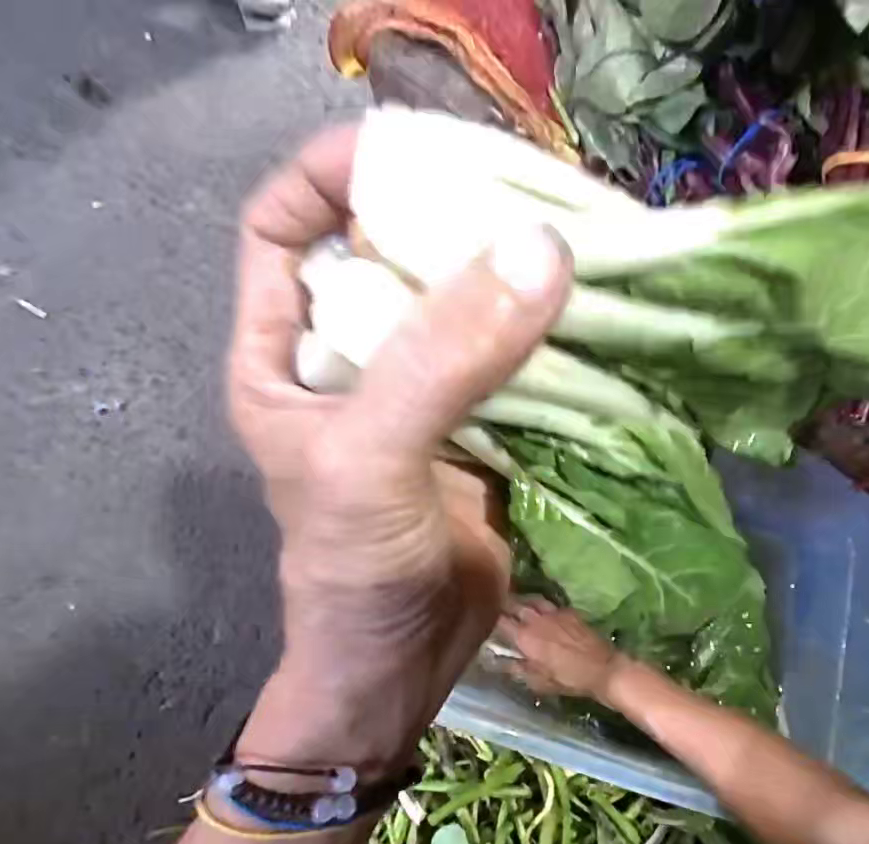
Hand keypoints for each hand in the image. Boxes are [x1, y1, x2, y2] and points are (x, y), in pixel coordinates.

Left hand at [224, 125, 571, 772]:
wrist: (402, 664)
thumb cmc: (354, 570)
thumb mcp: (373, 459)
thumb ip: (441, 361)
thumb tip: (537, 252)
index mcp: (284, 358)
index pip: (281, 230)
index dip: (328, 178)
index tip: (402, 153)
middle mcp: (348, 366)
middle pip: (388, 259)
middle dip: (445, 220)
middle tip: (523, 191)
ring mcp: (417, 398)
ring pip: (460, 310)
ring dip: (506, 280)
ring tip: (571, 241)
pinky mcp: (476, 431)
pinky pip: (510, 365)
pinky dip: (545, 341)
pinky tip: (587, 316)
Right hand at [495, 598, 623, 702]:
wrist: (602, 669)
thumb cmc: (568, 679)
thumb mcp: (538, 681)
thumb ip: (517, 669)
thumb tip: (500, 660)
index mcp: (524, 637)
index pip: (500, 620)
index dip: (490, 617)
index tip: (485, 618)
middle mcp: (536, 620)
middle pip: (514, 604)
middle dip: (504, 604)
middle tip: (498, 607)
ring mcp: (554, 612)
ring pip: (532, 599)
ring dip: (522, 601)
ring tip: (518, 604)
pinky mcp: (569, 611)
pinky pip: (550, 604)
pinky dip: (541, 605)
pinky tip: (543, 611)